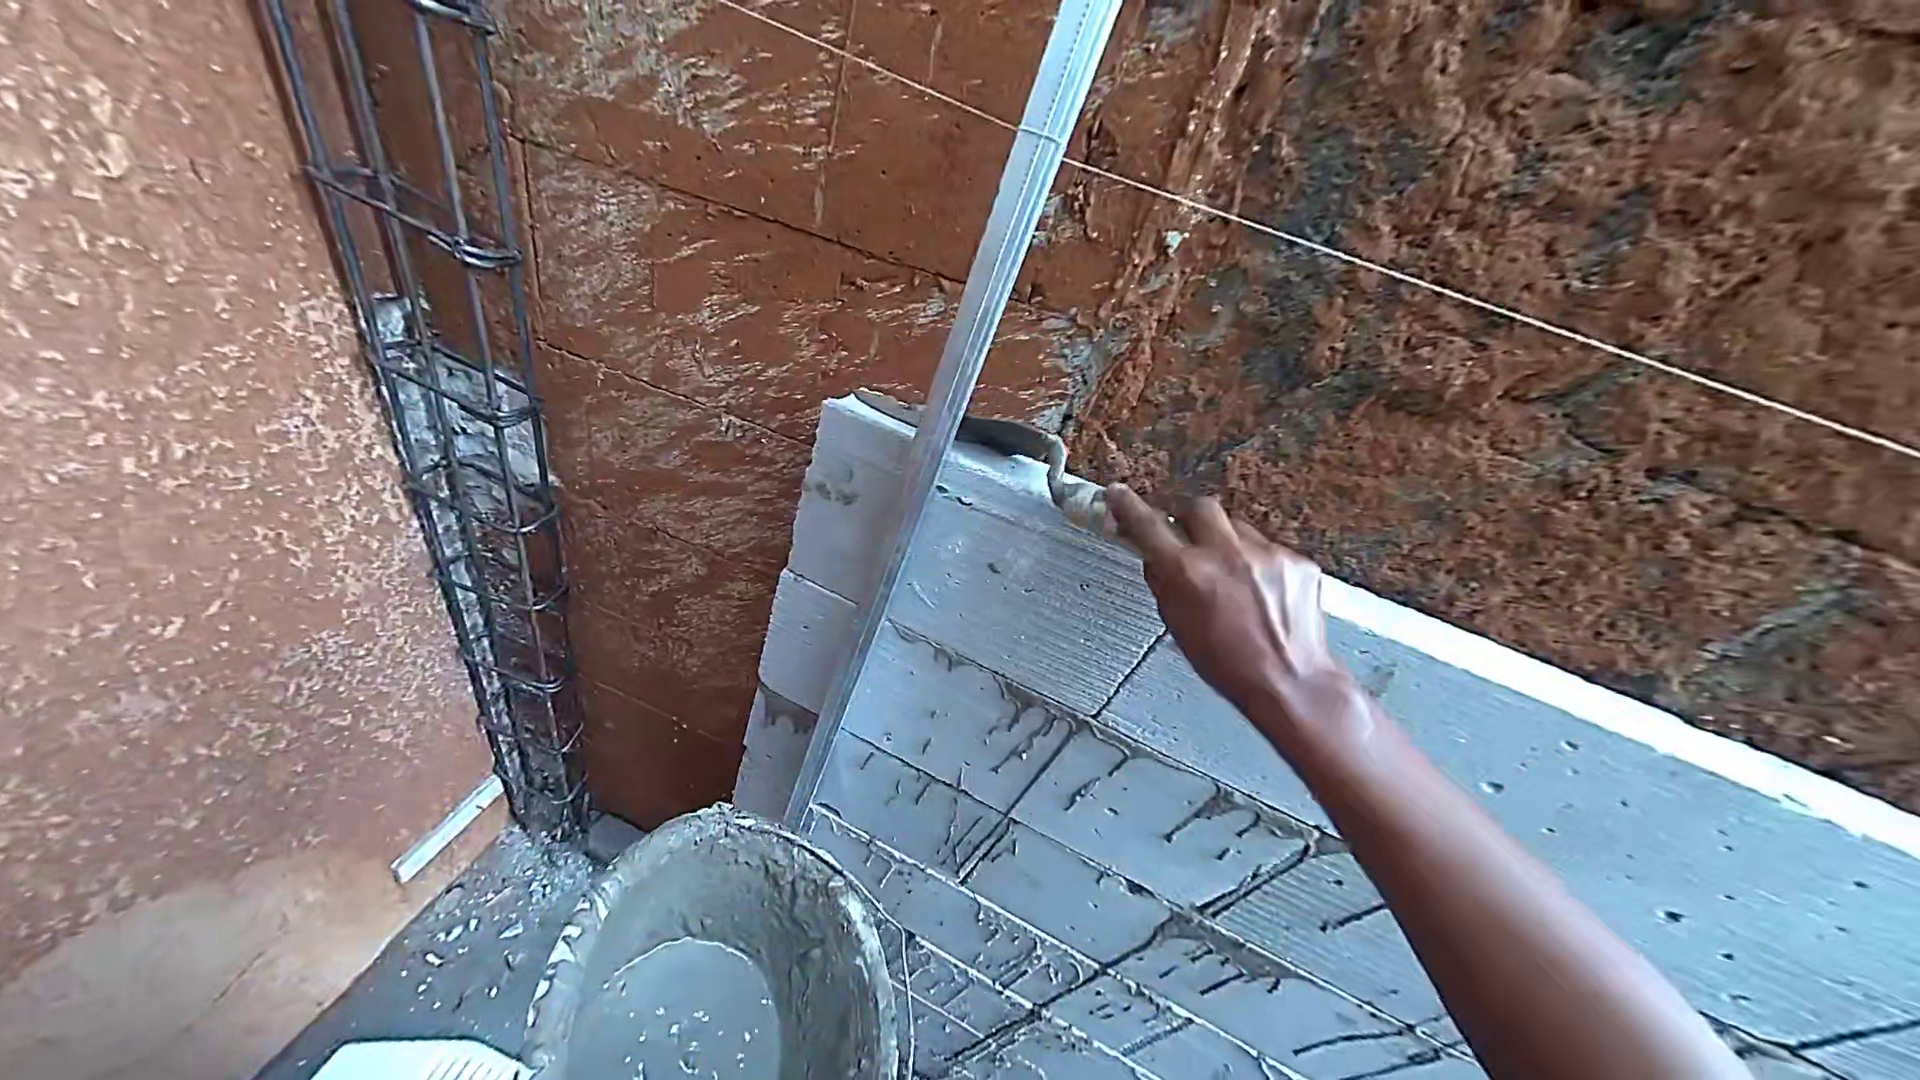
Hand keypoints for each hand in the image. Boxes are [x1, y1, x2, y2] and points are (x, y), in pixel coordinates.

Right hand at [1106, 484, 1375, 755]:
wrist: (1289, 683)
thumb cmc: (1230, 665)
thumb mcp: (1176, 624)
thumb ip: (1162, 582)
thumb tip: (1153, 557)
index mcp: (1188, 573)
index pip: (1147, 525)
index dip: (1127, 505)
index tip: (1118, 495)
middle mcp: (1226, 555)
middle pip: (1196, 506)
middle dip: (1184, 516)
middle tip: (1181, 532)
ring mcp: (1265, 555)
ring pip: (1234, 525)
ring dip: (1222, 540)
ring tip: (1226, 574)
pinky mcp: (1295, 561)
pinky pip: (1265, 546)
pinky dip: (1254, 560)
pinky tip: (1254, 588)